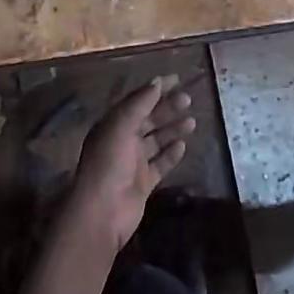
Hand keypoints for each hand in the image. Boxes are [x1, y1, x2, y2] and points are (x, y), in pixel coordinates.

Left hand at [68, 74, 196, 250]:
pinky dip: (171, 155)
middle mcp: (122, 141)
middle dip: (167, 108)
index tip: (177, 79)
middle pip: (148, 119)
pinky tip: (183, 146)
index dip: (155, 89)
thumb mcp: (121, 126)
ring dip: (173, 130)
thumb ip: (140, 103)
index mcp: (113, 125)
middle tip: (188, 99)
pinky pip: (160, 164)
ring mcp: (133, 163)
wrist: (102, 213)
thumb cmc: (109, 164)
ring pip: (157, 141)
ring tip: (192, 122)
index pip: (137, 101)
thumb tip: (158, 81)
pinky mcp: (143, 183)